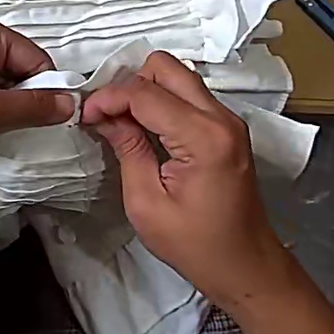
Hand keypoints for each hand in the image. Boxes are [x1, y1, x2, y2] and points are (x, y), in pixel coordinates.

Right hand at [81, 52, 301, 312]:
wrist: (247, 266)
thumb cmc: (196, 244)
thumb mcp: (146, 202)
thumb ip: (127, 149)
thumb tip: (104, 116)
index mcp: (204, 138)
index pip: (144, 93)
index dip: (107, 98)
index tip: (86, 116)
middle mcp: (221, 119)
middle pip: (164, 67)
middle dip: (128, 85)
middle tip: (107, 115)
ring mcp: (228, 120)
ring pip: (176, 75)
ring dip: (143, 90)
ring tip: (122, 121)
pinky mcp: (226, 127)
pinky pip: (186, 93)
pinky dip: (159, 100)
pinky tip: (143, 127)